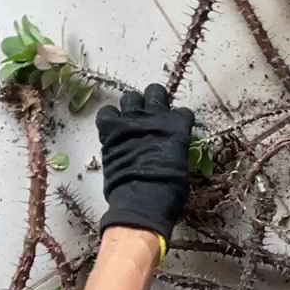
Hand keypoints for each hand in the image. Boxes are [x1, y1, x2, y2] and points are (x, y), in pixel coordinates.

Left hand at [96, 84, 194, 239]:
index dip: (178, 120)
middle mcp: (156, 116)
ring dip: (132, 108)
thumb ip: (174, 150)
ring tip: (130, 121)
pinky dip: (109, 119)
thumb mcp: (181, 166)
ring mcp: (132, 120)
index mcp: (178, 126)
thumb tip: (168, 152)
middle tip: (150, 116)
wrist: (143, 198)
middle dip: (154, 101)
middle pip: (155, 91)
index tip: (175, 129)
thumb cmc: (169, 190)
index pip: (182, 112)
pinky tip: (112, 129)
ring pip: (131, 97)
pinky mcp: (111, 129)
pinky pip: (107, 113)